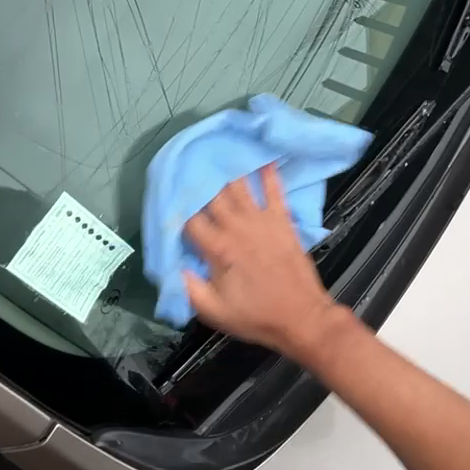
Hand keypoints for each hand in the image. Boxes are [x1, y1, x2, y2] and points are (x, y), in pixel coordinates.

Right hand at [182, 167, 346, 361]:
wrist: (303, 318)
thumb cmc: (257, 316)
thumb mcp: (214, 312)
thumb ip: (188, 288)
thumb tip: (169, 265)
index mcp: (218, 248)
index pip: (189, 220)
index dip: (176, 208)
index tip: (166, 197)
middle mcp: (237, 227)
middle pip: (211, 196)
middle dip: (197, 180)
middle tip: (185, 163)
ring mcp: (262, 220)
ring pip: (238, 187)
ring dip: (226, 170)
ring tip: (215, 151)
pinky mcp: (282, 221)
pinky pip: (274, 191)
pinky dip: (269, 173)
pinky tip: (263, 157)